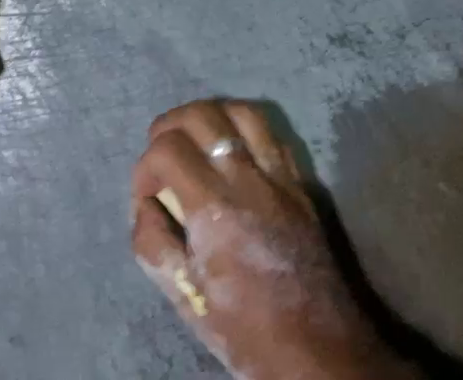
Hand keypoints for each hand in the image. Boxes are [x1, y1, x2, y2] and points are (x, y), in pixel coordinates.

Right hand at [132, 100, 414, 379]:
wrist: (317, 350)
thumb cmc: (244, 325)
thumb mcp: (182, 294)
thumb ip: (151, 241)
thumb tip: (145, 204)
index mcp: (214, 207)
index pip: (167, 149)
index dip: (145, 167)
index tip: (147, 195)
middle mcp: (247, 181)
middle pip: (202, 115)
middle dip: (169, 126)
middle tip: (162, 154)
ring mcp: (279, 180)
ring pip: (241, 112)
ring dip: (209, 117)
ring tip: (195, 141)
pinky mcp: (300, 187)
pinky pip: (272, 135)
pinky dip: (243, 130)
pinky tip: (232, 151)